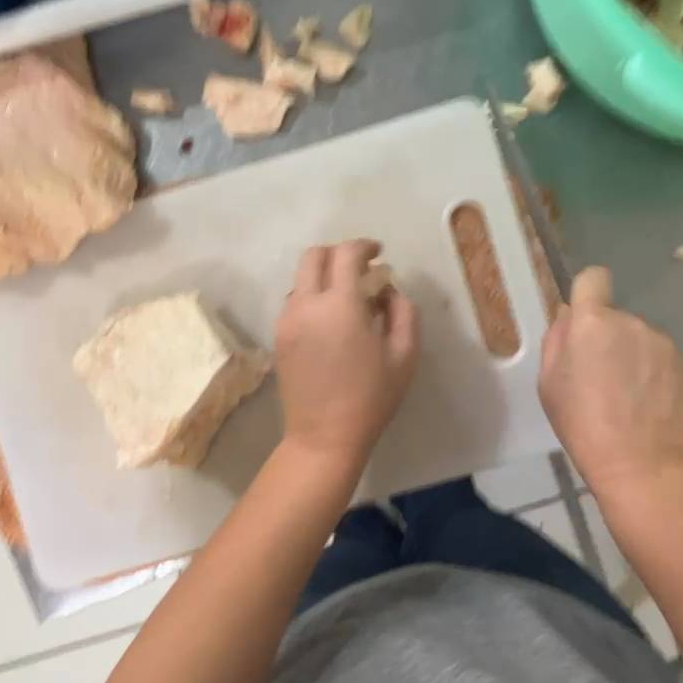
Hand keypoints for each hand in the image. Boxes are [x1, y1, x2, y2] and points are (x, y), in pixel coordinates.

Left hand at [276, 240, 419, 461]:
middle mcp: (306, 305)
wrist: (324, 436)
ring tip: (347, 299)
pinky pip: (294, 302)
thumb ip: (402, 311)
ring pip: (300, 279)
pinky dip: (312, 298)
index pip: (346, 254)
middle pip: (313, 256)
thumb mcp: (404, 355)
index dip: (364, 246)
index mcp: (339, 305)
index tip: (378, 253)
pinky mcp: (278, 337)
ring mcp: (287, 321)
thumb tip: (387, 290)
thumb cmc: (371, 398)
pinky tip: (331, 321)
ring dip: (323, 277)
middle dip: (338, 253)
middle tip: (360, 268)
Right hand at [540, 267, 682, 491]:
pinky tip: (648, 407)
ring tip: (626, 399)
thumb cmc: (583, 423)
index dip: (586, 293)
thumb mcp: (549, 384)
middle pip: (615, 318)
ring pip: (640, 341)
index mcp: (593, 322)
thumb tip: (569, 317)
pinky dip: (654, 377)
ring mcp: (665, 344)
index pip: (593, 279)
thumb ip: (557, 341)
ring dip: (632, 358)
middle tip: (598, 378)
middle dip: (606, 339)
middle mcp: (632, 322)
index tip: (583, 320)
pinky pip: (661, 361)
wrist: (642, 464)